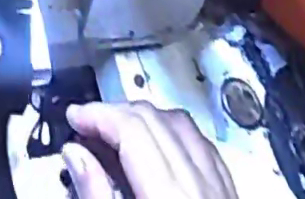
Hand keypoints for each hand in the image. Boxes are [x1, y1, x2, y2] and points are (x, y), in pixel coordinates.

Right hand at [60, 102, 238, 198]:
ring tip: (116, 132)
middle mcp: (199, 183)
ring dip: (146, 118)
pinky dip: (176, 133)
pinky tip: (159, 145)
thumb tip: (75, 152)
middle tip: (86, 125)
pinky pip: (203, 146)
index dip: (98, 115)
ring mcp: (221, 187)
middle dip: (116, 113)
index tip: (73, 116)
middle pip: (155, 120)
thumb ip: (97, 196)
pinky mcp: (231, 194)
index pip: (132, 129)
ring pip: (181, 124)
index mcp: (168, 195)